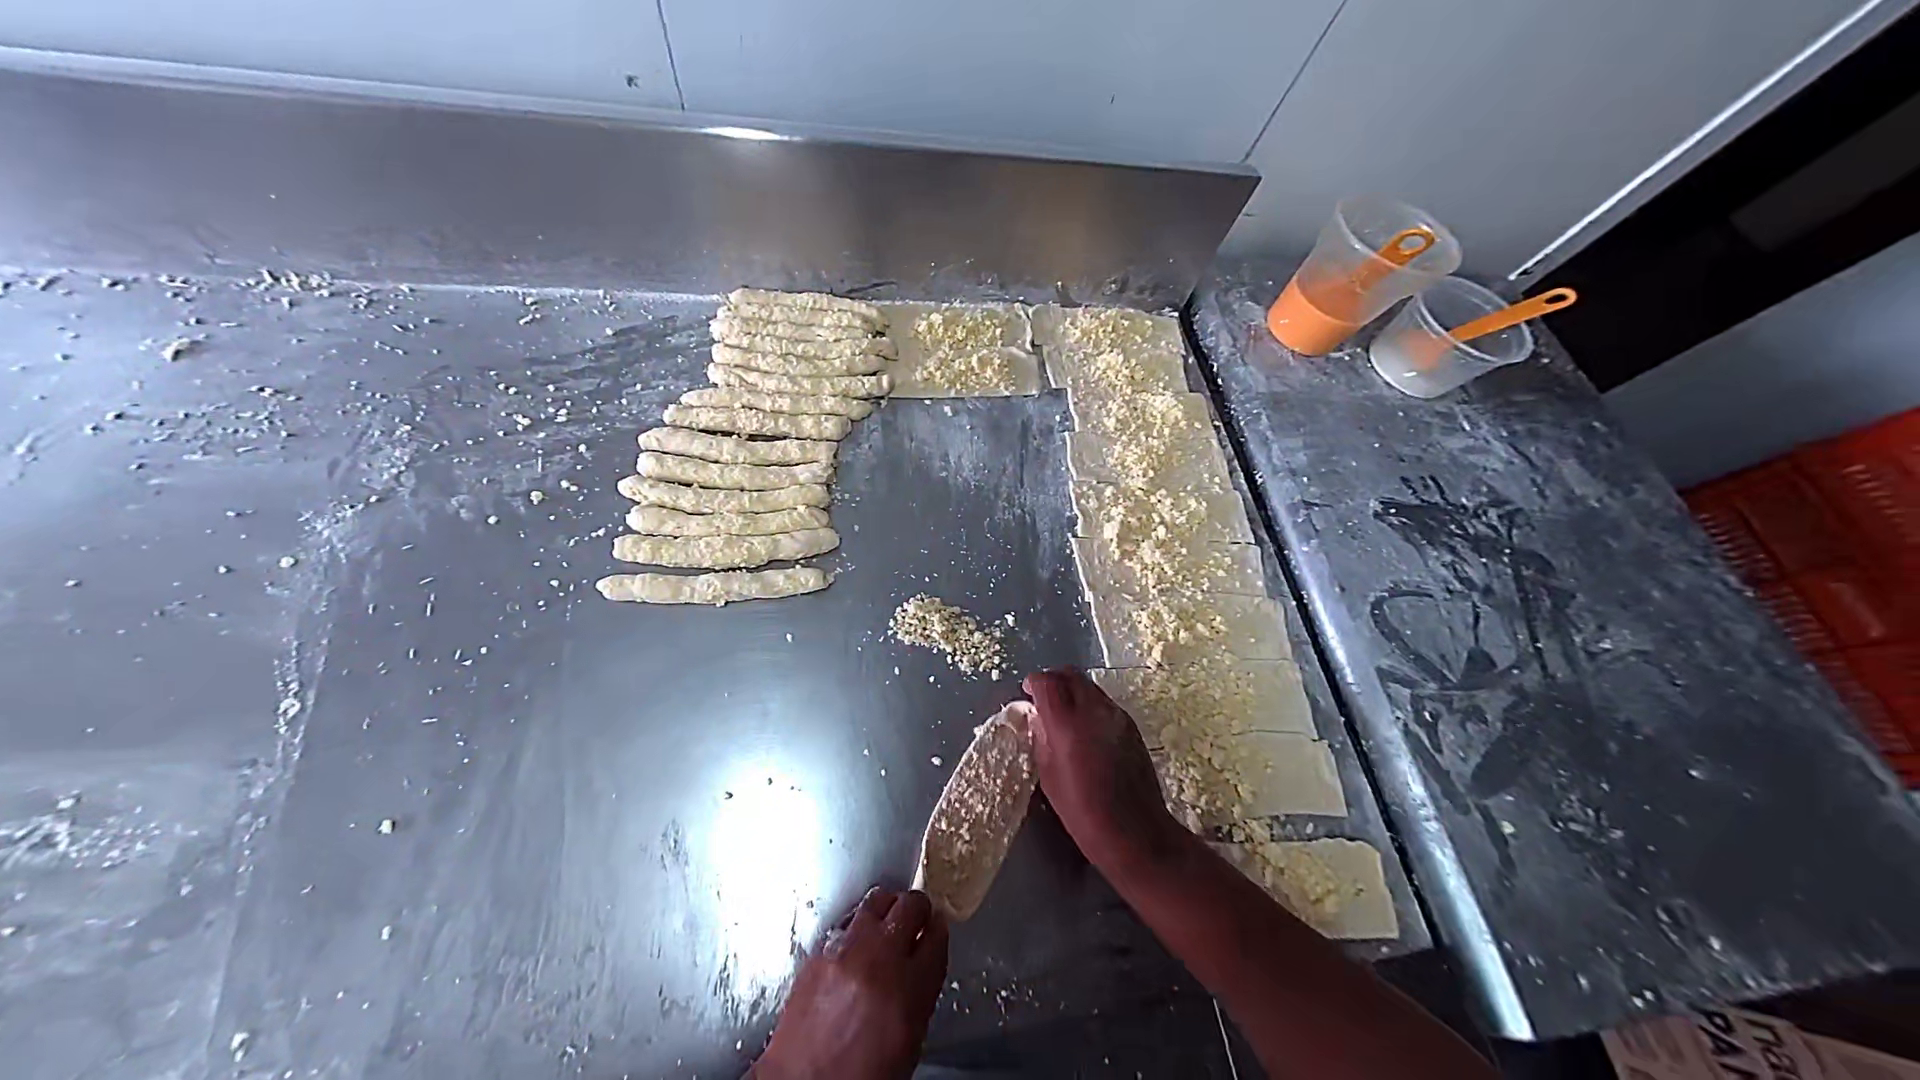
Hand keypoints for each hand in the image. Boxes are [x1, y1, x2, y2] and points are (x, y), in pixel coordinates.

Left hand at [754, 888, 947, 1079]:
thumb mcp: (908, 1042)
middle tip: (918, 914)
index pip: (936, 938)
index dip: (940, 928)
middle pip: (910, 907)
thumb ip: (921, 994)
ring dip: (888, 906)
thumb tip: (925, 963)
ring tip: (889, 916)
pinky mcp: (820, 951)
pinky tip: (860, 939)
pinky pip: (847, 920)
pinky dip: (858, 925)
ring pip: (877, 900)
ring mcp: (847, 951)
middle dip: (919, 907)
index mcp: (909, 990)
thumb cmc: (857, 1077)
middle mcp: (879, 961)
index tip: (937, 925)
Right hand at [1023, 669, 1187, 879]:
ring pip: (1090, 687)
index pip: (1048, 683)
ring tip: (1064, 715)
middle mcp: (1095, 711)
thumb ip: (1041, 739)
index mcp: (1068, 723)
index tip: (1028, 692)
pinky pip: (1105, 703)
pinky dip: (1090, 706)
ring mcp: (1117, 716)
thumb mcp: (1049, 777)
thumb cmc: (1083, 812)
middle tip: (1043, 698)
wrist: (1135, 832)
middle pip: (1071, 675)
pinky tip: (1085, 730)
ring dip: (1073, 692)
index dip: (1034, 683)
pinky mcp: (1132, 727)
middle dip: (1054, 681)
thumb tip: (1038, 719)